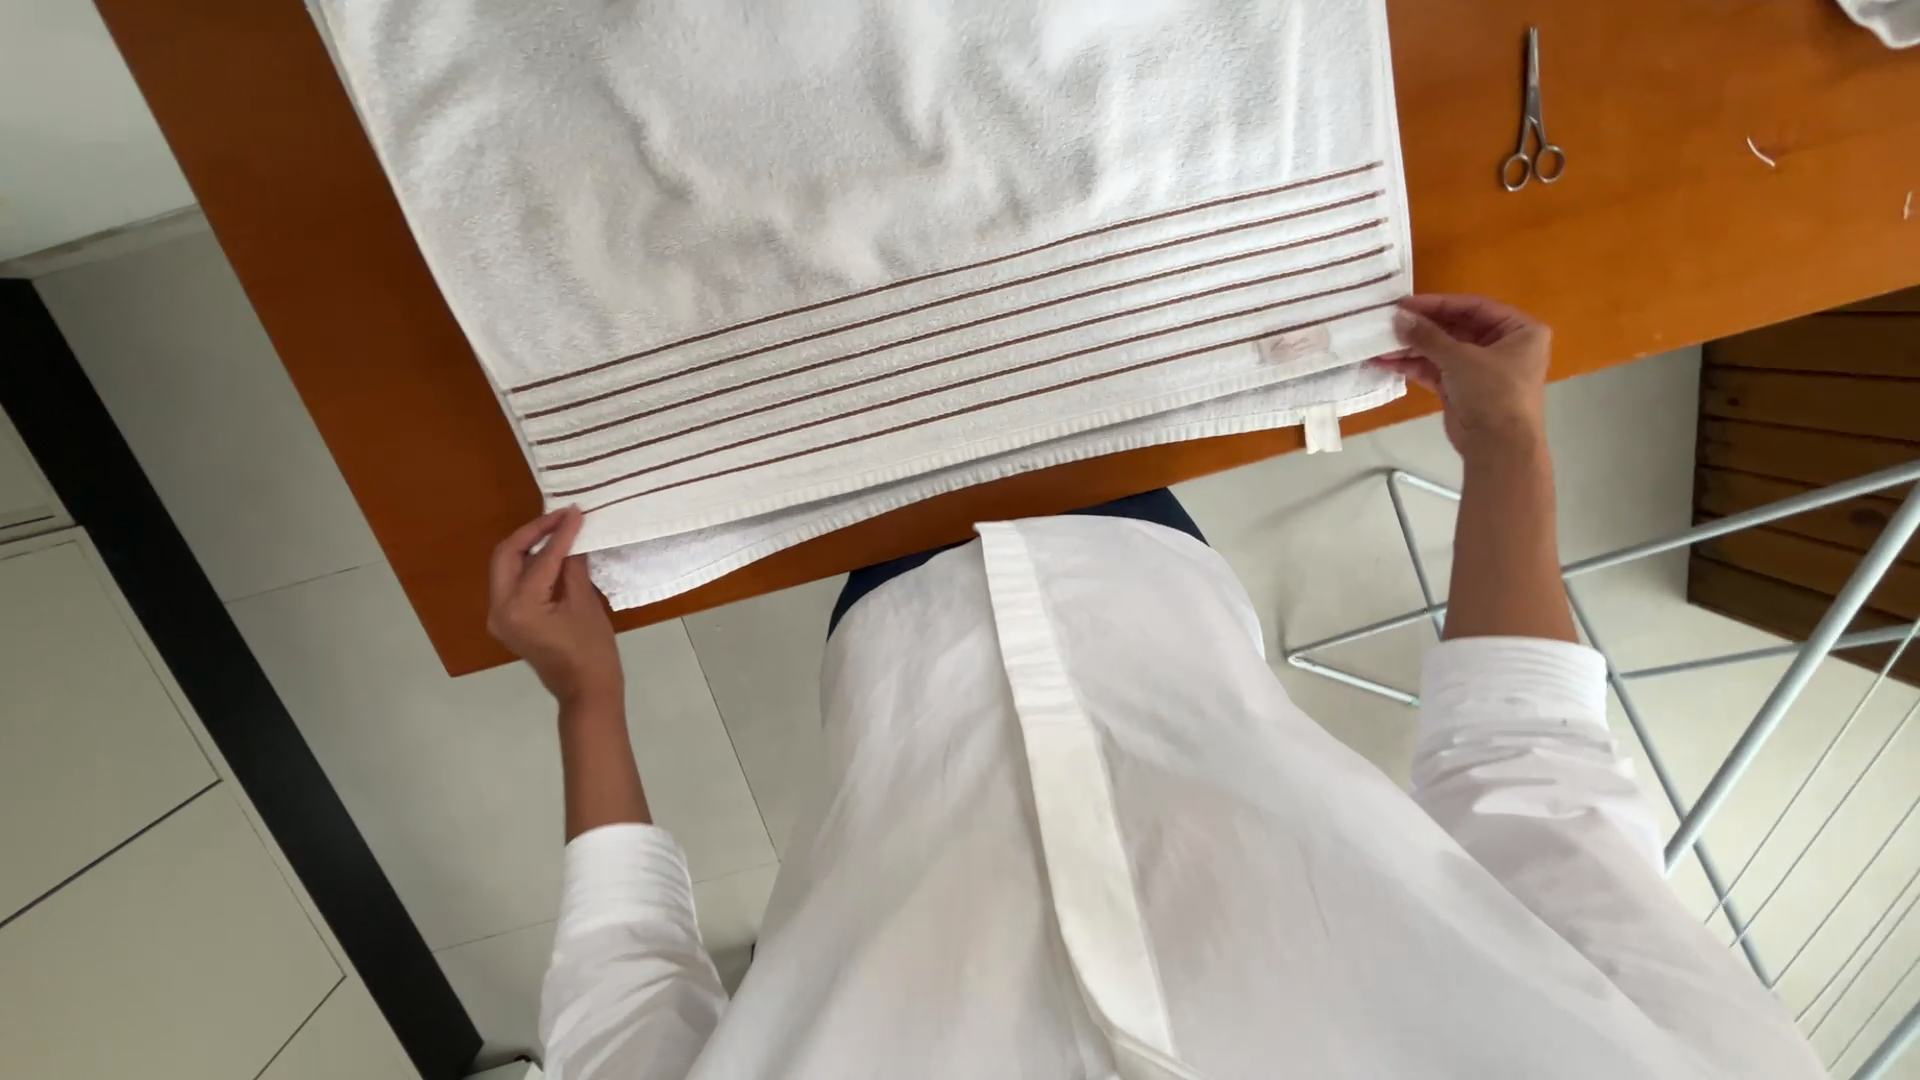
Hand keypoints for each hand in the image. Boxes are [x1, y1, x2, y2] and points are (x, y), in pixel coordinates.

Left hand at [487, 507, 622, 707]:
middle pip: (506, 556)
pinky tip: (553, 554)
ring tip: (558, 529)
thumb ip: (574, 568)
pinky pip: (514, 583)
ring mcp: (500, 617)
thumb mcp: (585, 605)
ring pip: (506, 568)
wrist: (586, 691)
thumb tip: (574, 539)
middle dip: (532, 533)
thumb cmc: (592, 651)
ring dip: (529, 546)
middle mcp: (499, 609)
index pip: (540, 558)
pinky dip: (531, 565)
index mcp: (519, 606)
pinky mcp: (509, 621)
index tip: (575, 513)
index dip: (559, 533)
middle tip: (560, 517)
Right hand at [1372, 294, 1551, 457]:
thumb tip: (1399, 318)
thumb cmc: (1494, 392)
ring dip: (1411, 348)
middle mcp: (1501, 346)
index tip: (1405, 304)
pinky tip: (1387, 362)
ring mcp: (1480, 368)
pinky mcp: (1461, 388)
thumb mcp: (1460, 358)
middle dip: (1421, 328)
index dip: (1438, 304)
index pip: (1473, 308)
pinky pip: (1435, 369)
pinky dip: (1413, 366)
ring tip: (1380, 345)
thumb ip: (1428, 337)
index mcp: (1518, 330)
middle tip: (1389, 323)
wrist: (1498, 444)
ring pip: (1441, 350)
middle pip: (1455, 329)